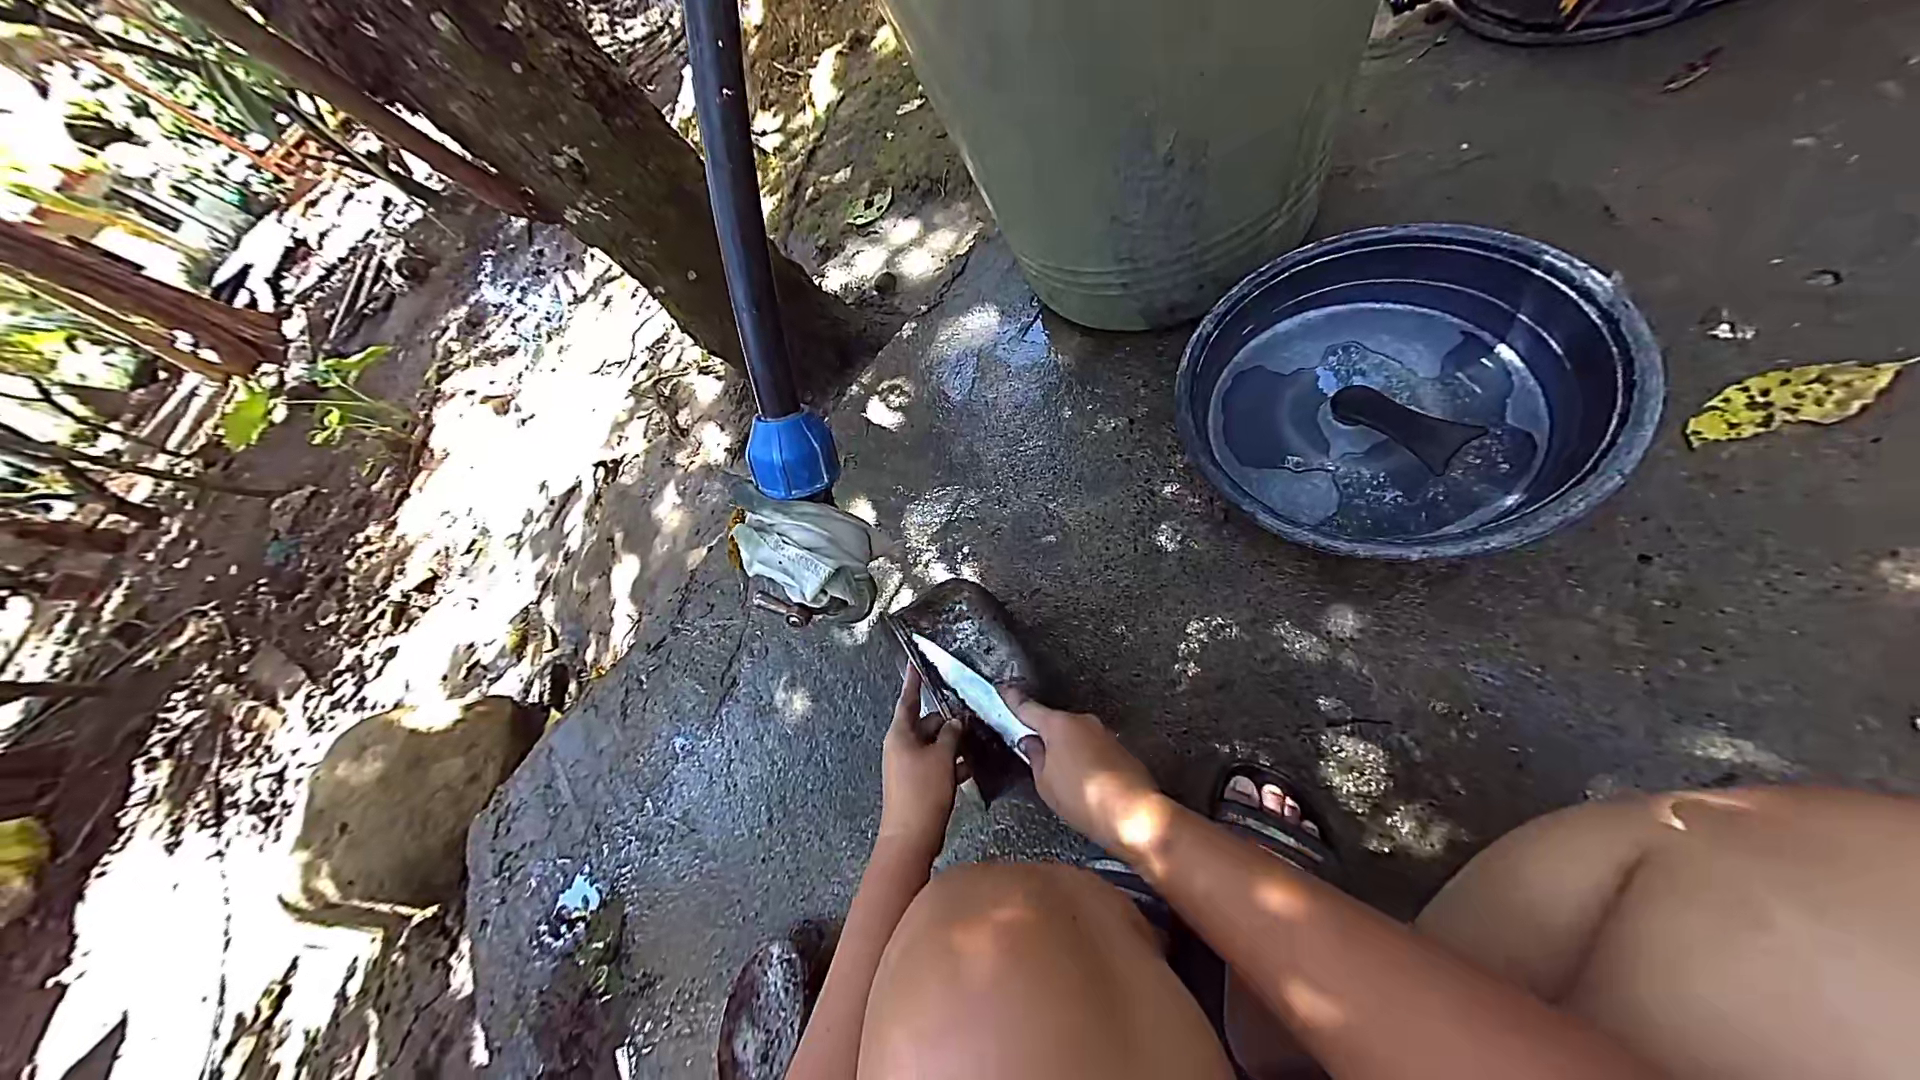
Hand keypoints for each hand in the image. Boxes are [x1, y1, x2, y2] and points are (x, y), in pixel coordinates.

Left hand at [878, 668, 962, 855]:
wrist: (911, 838)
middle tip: (971, 720)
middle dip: (948, 722)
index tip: (915, 663)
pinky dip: (950, 762)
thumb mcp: (942, 757)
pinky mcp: (917, 782)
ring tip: (975, 744)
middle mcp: (901, 746)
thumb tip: (956, 722)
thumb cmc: (922, 793)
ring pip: (934, 744)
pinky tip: (970, 766)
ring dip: (953, 744)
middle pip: (927, 723)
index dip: (913, 681)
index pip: (907, 700)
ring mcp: (908, 765)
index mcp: (900, 734)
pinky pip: (935, 763)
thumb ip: (952, 734)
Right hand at [1003, 691, 1171, 858]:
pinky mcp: (1120, 750)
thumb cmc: (1089, 800)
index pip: (1027, 707)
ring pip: (1075, 738)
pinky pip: (1094, 750)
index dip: (1012, 699)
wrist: (1135, 815)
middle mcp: (1083, 722)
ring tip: (1066, 784)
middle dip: (1044, 738)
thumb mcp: (1045, 782)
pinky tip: (1086, 786)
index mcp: (1059, 725)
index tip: (1004, 691)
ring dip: (1067, 753)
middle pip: (1054, 724)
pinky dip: (1086, 762)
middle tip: (1036, 761)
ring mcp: (1104, 734)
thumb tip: (1032, 745)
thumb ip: (1034, 757)